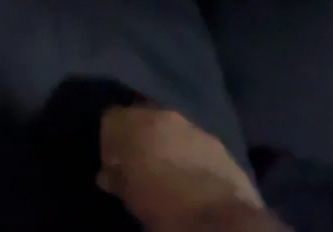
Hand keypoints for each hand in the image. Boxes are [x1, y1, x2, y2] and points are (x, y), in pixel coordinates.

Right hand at [99, 106, 269, 231]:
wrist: (217, 217)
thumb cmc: (159, 200)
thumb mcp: (126, 193)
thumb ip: (115, 177)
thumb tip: (109, 175)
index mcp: (127, 120)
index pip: (110, 120)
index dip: (111, 143)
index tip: (115, 164)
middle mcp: (158, 114)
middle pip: (144, 119)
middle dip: (142, 138)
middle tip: (143, 164)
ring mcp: (193, 128)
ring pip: (175, 132)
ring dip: (171, 147)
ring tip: (173, 173)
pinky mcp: (222, 147)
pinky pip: (200, 147)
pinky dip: (195, 159)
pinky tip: (197, 180)